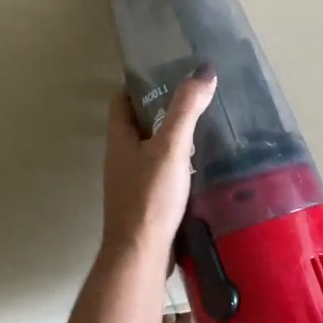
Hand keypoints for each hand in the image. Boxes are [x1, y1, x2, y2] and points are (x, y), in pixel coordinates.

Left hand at [100, 71, 216, 257]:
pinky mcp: (144, 203)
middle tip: (195, 100)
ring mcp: (130, 182)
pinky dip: (177, 166)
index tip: (169, 74)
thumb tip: (203, 70)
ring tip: (203, 131)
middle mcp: (120, 157)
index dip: (140, 83)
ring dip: (171, 140)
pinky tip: (199, 169)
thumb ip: (186, 109)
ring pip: (151, 151)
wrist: (140, 252)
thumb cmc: (150, 196)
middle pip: (138, 124)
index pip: (122, 99)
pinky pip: (160, 175)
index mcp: (119, 138)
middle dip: (162, 111)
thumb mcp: (171, 147)